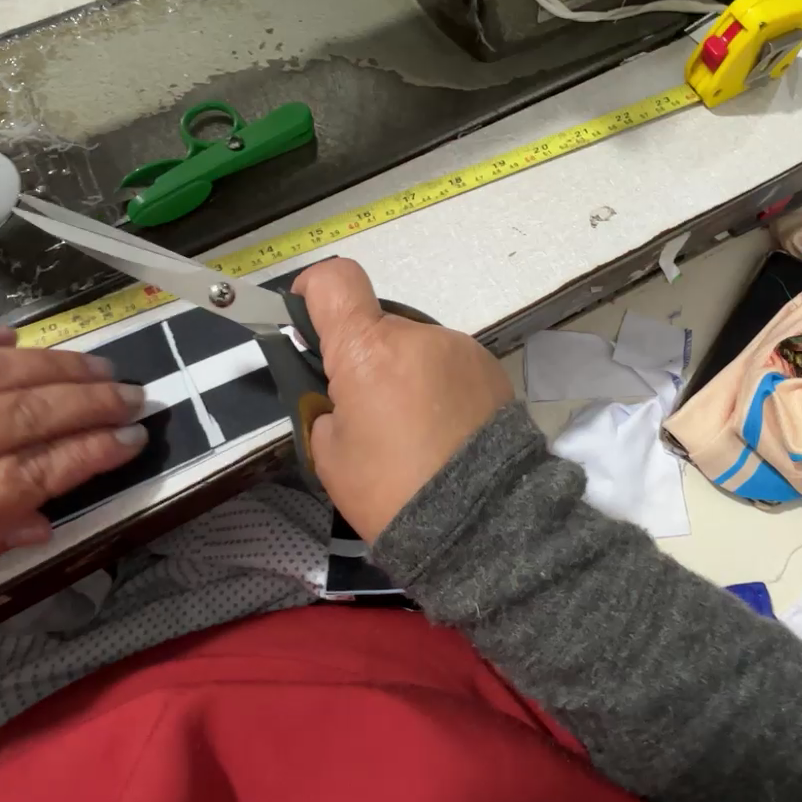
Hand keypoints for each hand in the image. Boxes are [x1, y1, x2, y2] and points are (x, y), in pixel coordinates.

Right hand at [293, 259, 512, 542]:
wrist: (482, 522)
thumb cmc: (392, 491)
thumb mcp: (330, 455)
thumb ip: (329, 406)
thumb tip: (345, 393)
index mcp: (368, 348)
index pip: (335, 279)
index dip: (314, 291)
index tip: (309, 324)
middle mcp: (418, 334)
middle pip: (377, 324)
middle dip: (365, 357)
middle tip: (368, 413)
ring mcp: (461, 348)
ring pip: (415, 348)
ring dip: (405, 374)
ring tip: (415, 433)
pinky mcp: (492, 369)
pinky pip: (449, 366)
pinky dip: (438, 388)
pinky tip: (446, 434)